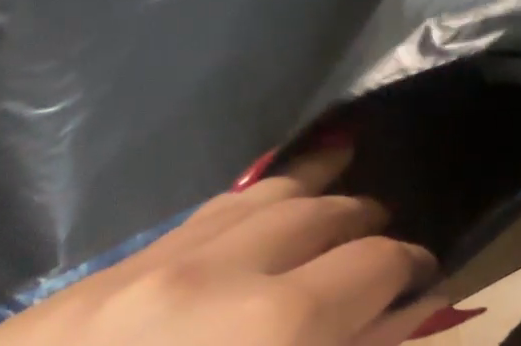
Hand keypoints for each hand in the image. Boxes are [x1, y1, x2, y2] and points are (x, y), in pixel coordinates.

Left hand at [0, 146, 444, 345]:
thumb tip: (411, 308)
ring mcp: (152, 265)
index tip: (422, 283)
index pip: (381, 261)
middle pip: (331, 213)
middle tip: (381, 251)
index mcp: (272, 324)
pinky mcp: (98, 276)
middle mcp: (220, 273)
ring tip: (340, 203)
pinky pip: (202, 216)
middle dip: (368, 226)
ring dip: (317, 196)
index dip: (413, 269)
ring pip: (269, 195)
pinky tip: (269, 204)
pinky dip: (252, 206)